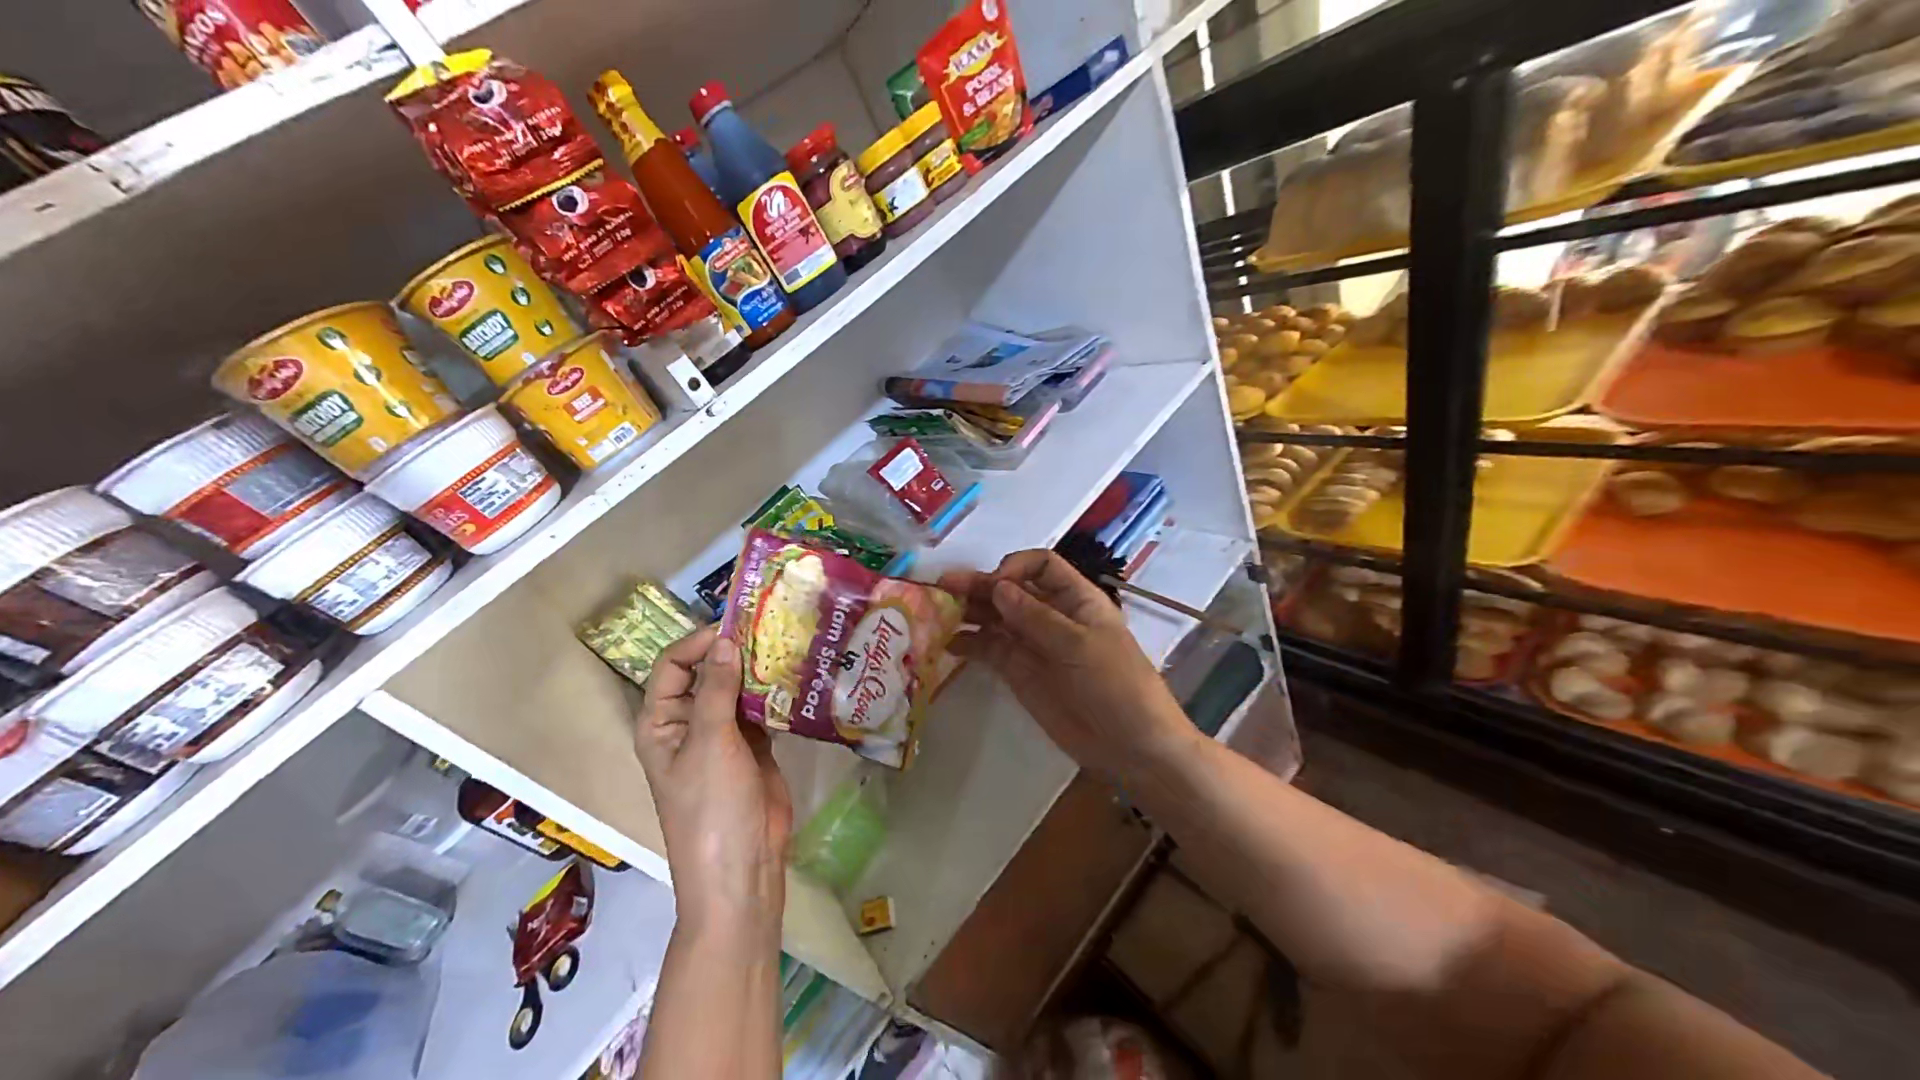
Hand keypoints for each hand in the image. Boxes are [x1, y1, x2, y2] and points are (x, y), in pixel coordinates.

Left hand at [633, 626, 790, 934]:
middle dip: (734, 652)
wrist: (742, 868)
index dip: (699, 642)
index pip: (673, 666)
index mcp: (661, 722)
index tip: (738, 625)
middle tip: (772, 626)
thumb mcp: (710, 743)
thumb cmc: (712, 806)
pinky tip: (798, 676)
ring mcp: (723, 737)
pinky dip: (776, 695)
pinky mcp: (754, 748)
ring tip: (790, 644)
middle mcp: (689, 724)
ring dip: (758, 671)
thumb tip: (726, 639)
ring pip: (737, 690)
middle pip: (707, 674)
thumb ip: (717, 689)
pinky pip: (762, 711)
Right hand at [939, 551, 1199, 781]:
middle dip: (979, 586)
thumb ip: (1036, 618)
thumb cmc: (1117, 685)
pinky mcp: (1020, 673)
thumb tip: (998, 587)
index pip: (1041, 566)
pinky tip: (947, 644)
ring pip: (995, 618)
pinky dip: (968, 644)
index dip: (1015, 567)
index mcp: (1076, 599)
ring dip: (968, 612)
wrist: (1132, 746)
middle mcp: (1050, 615)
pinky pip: (990, 650)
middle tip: (942, 587)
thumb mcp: (1080, 646)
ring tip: (936, 613)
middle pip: (1010, 590)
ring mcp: (1033, 645)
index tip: (995, 585)